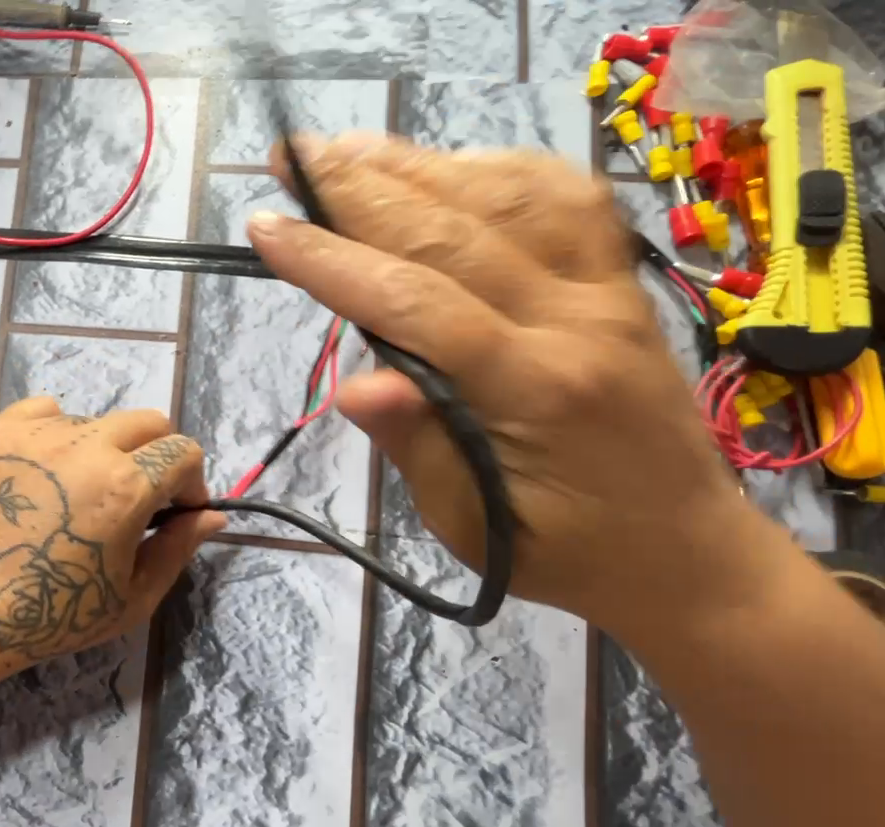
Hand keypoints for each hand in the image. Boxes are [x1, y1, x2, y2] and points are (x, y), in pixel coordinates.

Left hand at [0, 397, 226, 669]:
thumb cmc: (56, 613)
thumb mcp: (133, 596)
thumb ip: (177, 548)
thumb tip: (212, 516)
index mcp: (126, 486)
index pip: (183, 452)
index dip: (190, 482)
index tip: (176, 510)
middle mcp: (85, 447)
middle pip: (147, 422)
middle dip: (156, 455)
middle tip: (137, 496)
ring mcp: (37, 435)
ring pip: (94, 419)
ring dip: (104, 448)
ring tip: (81, 490)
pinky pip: (42, 411)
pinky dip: (56, 430)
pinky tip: (48, 468)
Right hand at [253, 135, 762, 626]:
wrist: (681, 552)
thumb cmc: (556, 551)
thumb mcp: (468, 522)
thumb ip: (417, 444)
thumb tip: (354, 386)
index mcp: (534, 388)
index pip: (416, 302)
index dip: (332, 260)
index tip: (267, 228)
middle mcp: (578, 320)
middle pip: (458, 231)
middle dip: (364, 187)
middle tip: (291, 155)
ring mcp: (608, 294)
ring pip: (512, 200)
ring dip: (422, 166)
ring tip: (347, 151)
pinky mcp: (618, 287)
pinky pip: (565, 204)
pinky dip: (498, 172)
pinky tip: (448, 167)